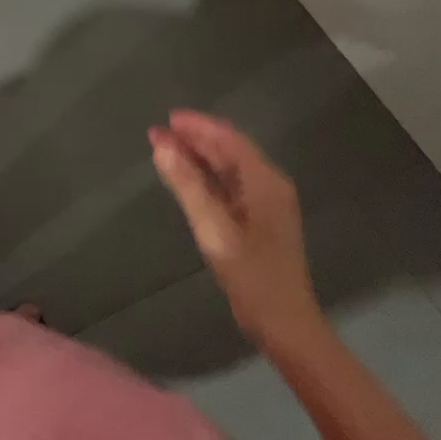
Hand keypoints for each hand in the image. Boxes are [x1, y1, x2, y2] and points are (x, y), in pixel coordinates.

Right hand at [150, 110, 326, 348]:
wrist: (284, 322)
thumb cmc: (252, 274)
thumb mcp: (215, 229)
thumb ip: (188, 185)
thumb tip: (161, 146)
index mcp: (265, 183)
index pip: (229, 140)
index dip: (199, 126)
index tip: (168, 117)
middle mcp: (268, 187)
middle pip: (228, 151)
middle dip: (194, 139)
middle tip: (157, 132)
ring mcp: (263, 205)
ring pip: (226, 168)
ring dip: (196, 156)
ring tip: (163, 148)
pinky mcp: (256, 221)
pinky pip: (226, 186)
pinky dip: (203, 176)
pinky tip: (183, 177)